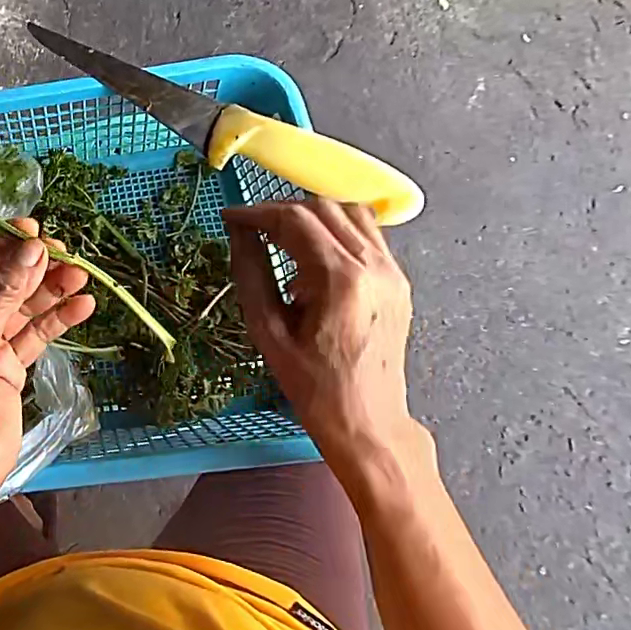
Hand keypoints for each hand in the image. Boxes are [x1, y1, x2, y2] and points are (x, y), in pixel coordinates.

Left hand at [0, 219, 94, 514]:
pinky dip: (60, 318)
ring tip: (82, 278)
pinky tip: (83, 307)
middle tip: (66, 254)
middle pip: (2, 278)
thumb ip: (2, 297)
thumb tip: (33, 249)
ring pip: (25, 303)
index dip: (0, 243)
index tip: (35, 233)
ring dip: (52, 289)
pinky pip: (38, 332)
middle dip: (33, 265)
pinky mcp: (12, 363)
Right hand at [222, 200, 434, 493]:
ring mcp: (391, 272)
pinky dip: (337, 231)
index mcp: (341, 280)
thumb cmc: (316, 389)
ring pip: (348, 213)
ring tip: (282, 238)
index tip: (233, 217)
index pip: (296, 220)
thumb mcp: (270, 333)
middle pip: (323, 208)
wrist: (367, 421)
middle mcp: (373, 267)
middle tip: (253, 227)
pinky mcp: (398, 280)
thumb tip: (239, 234)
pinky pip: (367, 235)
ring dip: (311, 216)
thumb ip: (252, 274)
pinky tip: (315, 256)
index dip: (258, 212)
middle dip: (282, 211)